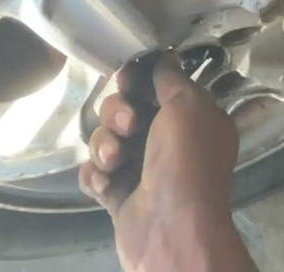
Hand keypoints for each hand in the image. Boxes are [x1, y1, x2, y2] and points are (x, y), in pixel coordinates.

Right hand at [79, 56, 256, 271]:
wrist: (171, 229)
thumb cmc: (186, 159)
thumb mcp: (187, 103)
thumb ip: (170, 76)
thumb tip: (164, 55)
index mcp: (189, 118)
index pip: (154, 86)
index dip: (136, 80)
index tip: (126, 79)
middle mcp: (166, 141)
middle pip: (124, 109)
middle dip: (117, 113)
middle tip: (128, 126)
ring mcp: (140, 169)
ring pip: (105, 139)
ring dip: (104, 145)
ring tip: (114, 162)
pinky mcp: (117, 195)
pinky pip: (94, 172)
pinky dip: (96, 175)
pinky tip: (105, 184)